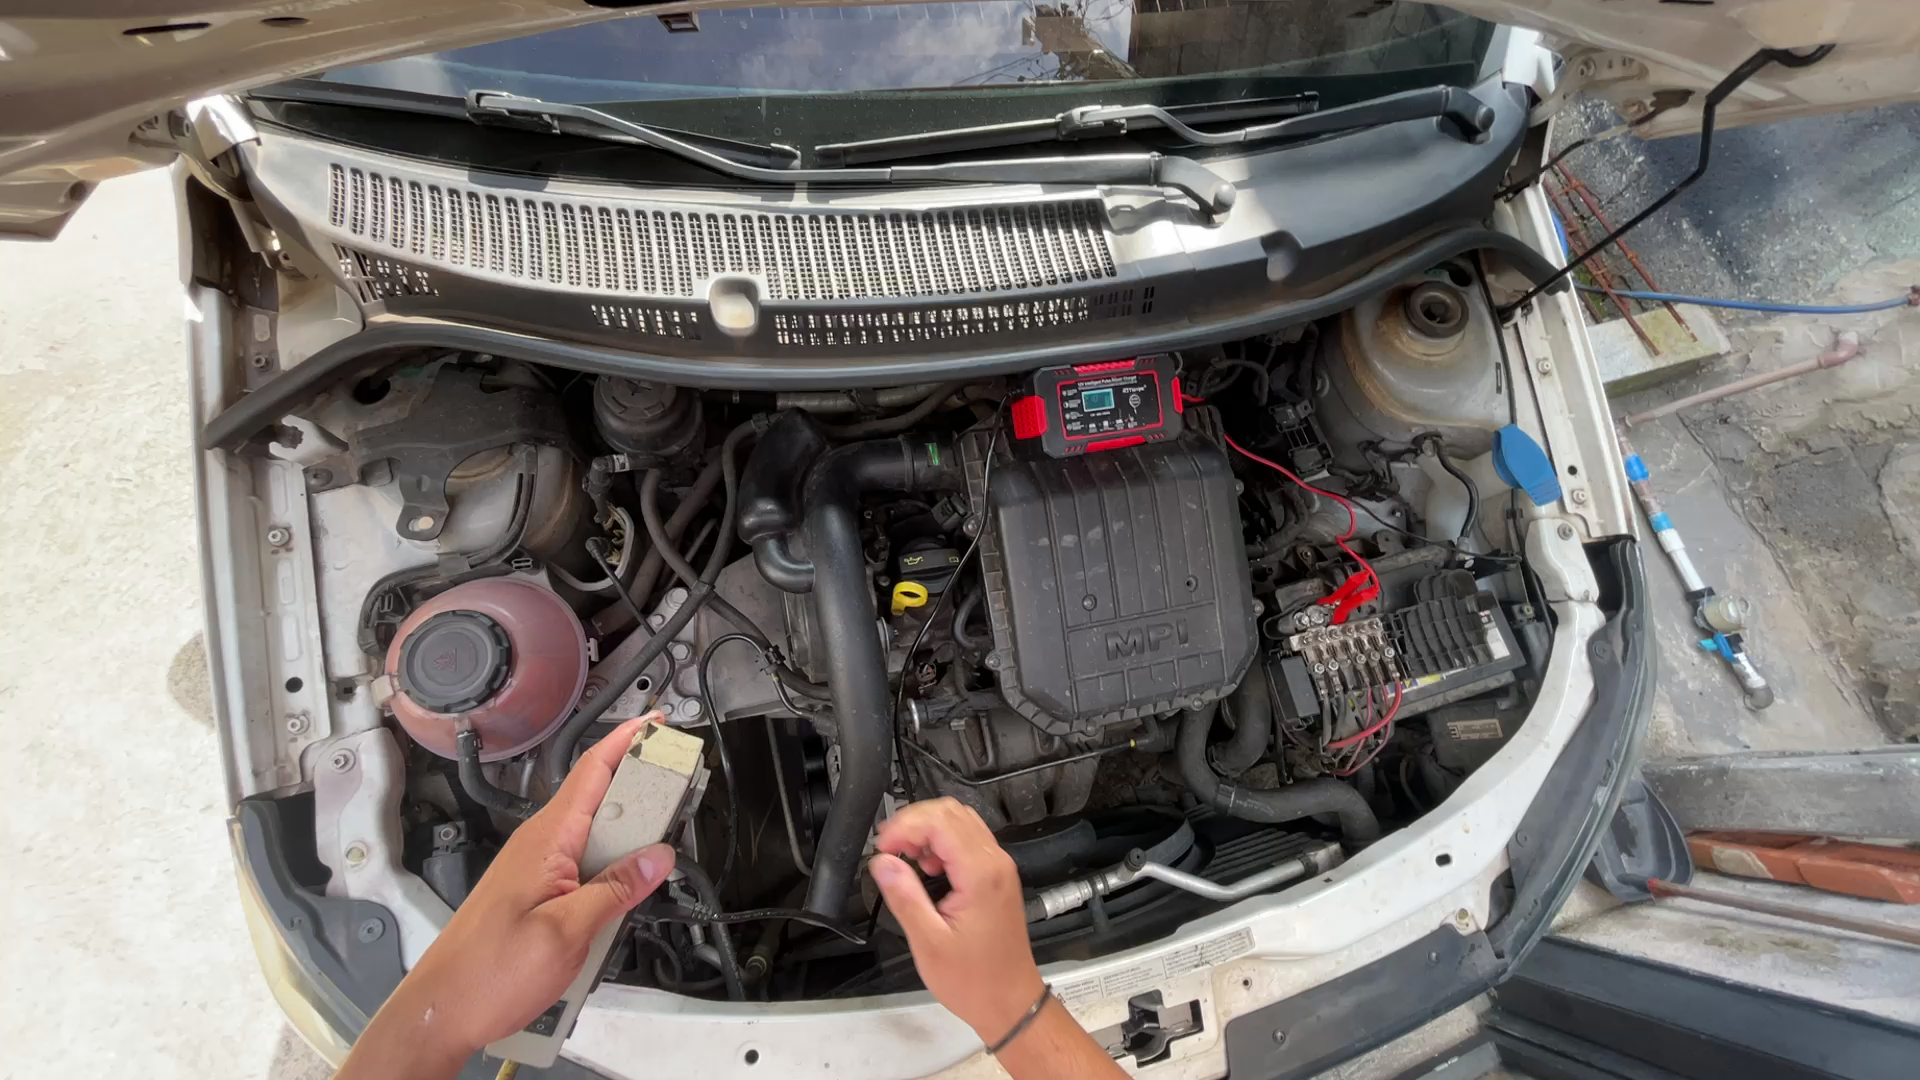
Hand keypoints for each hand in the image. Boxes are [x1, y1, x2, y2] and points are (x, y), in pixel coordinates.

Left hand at [338, 714, 676, 1078]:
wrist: (437, 1018)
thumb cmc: (487, 976)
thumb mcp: (566, 932)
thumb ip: (617, 890)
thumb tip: (661, 856)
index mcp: (548, 838)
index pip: (593, 769)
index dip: (627, 739)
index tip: (657, 721)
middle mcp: (543, 841)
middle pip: (602, 795)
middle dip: (644, 785)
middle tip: (682, 786)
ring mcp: (540, 864)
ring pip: (599, 829)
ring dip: (632, 829)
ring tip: (663, 839)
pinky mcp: (541, 887)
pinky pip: (588, 857)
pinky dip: (616, 859)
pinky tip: (630, 879)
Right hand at [868, 798, 1045, 1043]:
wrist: (1010, 1003)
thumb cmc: (973, 981)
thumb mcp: (929, 943)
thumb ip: (905, 896)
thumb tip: (882, 862)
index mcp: (980, 873)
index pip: (940, 822)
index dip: (905, 826)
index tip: (882, 846)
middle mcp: (994, 860)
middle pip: (951, 812)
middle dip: (914, 822)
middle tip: (890, 848)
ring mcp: (999, 865)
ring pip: (960, 820)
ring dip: (928, 829)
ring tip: (906, 857)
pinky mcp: (997, 873)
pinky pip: (968, 838)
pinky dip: (943, 841)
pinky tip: (928, 866)